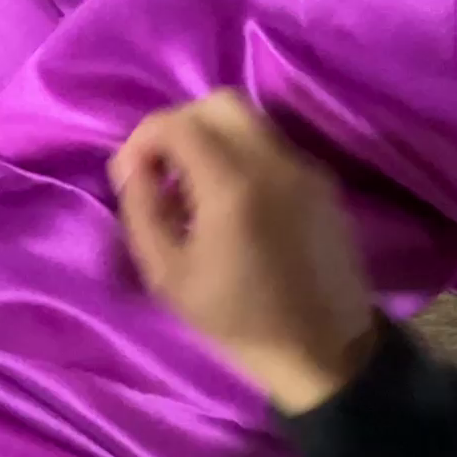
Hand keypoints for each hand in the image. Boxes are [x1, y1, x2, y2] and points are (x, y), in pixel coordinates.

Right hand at [110, 90, 377, 413]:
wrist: (326, 353)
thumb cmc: (237, 317)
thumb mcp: (166, 274)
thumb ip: (140, 209)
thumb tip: (131, 166)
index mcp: (232, 186)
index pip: (176, 123)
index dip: (141, 140)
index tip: (131, 175)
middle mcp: (273, 163)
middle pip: (217, 103)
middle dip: (177, 125)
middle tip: (162, 167)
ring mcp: (304, 168)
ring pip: (246, 119)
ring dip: (208, 136)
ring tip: (193, 185)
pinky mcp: (322, 181)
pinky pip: (269, 144)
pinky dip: (238, 153)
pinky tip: (229, 199)